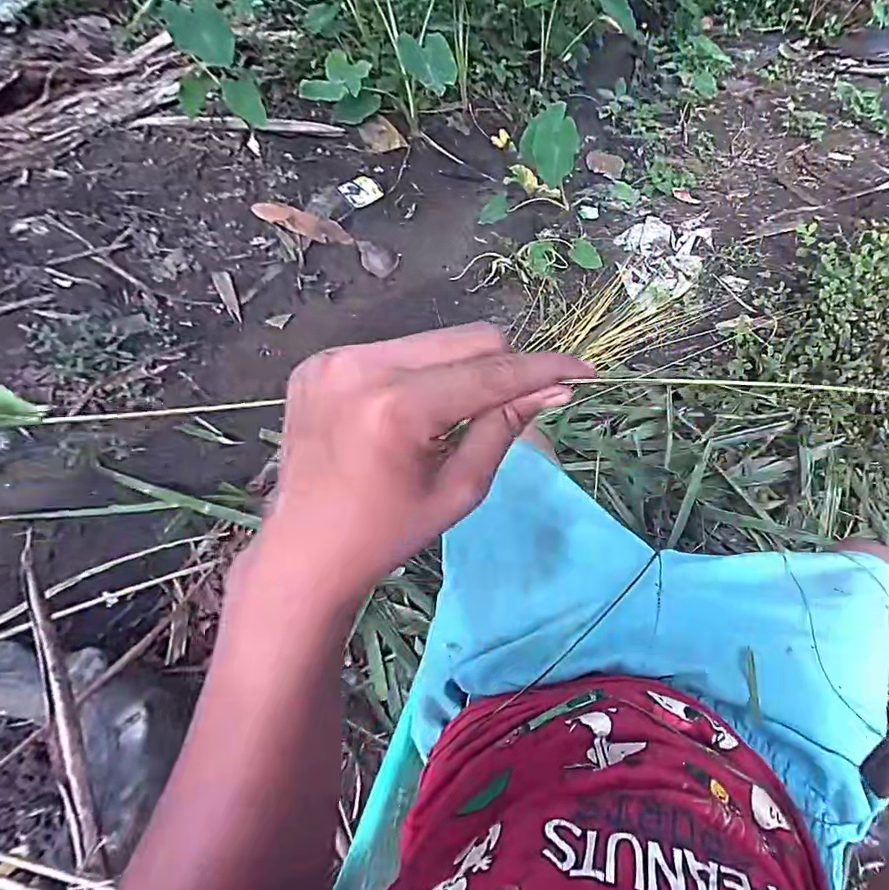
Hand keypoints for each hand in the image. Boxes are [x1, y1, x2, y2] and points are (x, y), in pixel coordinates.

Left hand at [243, 324, 591, 602]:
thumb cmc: (389, 532)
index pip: (492, 373)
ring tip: (456, 416)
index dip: (544, 370)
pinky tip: (416, 412)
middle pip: (470, 339)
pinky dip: (426, 374)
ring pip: (438, 340)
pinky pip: (401, 350)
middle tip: (517, 405)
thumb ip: (505, 426)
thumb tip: (554, 390)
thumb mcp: (461, 488)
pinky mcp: (321, 361)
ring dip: (466, 370)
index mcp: (397, 408)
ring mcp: (335, 359)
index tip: (583, 370)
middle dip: (506, 368)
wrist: (305, 550)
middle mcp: (362, 367)